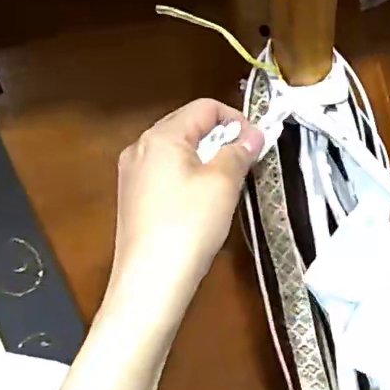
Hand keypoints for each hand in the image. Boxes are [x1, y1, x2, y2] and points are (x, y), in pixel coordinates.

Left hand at [105, 98, 264, 319]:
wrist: (151, 281)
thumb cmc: (189, 225)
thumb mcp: (223, 183)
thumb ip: (239, 152)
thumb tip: (253, 134)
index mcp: (161, 136)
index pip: (204, 107)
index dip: (236, 119)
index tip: (257, 143)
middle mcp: (139, 147)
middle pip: (187, 125)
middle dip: (221, 138)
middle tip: (246, 162)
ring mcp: (132, 174)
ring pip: (177, 151)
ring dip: (207, 158)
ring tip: (227, 183)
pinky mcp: (132, 198)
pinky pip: (165, 172)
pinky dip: (189, 175)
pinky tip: (202, 202)